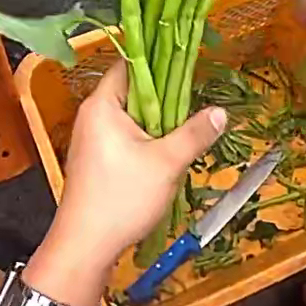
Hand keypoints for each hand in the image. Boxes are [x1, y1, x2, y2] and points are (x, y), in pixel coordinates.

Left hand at [34, 62, 225, 300]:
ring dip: (157, 121)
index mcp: (102, 104)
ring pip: (131, 115)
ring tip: (182, 130)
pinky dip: (145, 138)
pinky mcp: (96, 157)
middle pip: (133, 90)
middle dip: (164, 97)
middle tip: (192, 102)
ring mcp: (92, 137)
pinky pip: (125, 134)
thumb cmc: (120, 199)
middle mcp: (92, 114)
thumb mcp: (166, 163)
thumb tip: (220, 113)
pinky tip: (165, 152)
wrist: (85, 245)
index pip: (129, 64)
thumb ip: (194, 134)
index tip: (186, 65)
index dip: (158, 61)